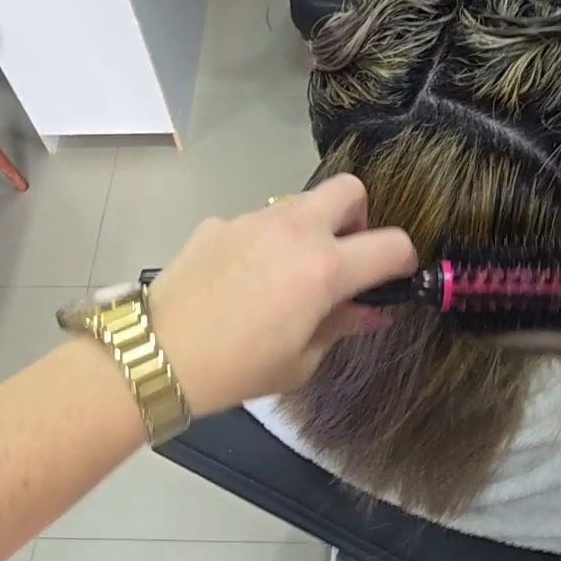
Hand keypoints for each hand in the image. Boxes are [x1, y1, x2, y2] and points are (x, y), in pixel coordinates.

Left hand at [149, 175, 417, 414]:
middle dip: (359, 218)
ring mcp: (252, 220)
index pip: (392, 244)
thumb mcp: (301, 361)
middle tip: (342, 258)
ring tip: (285, 274)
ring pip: (299, 203)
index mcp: (325, 268)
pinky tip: (240, 280)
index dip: (403, 262)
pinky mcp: (217, 223)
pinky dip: (263, 243)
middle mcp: (294, 230)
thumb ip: (342, 326)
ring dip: (309, 229)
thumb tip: (370, 313)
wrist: (157, 354)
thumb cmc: (238, 370)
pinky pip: (256, 223)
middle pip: (349, 190)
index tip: (393, 280)